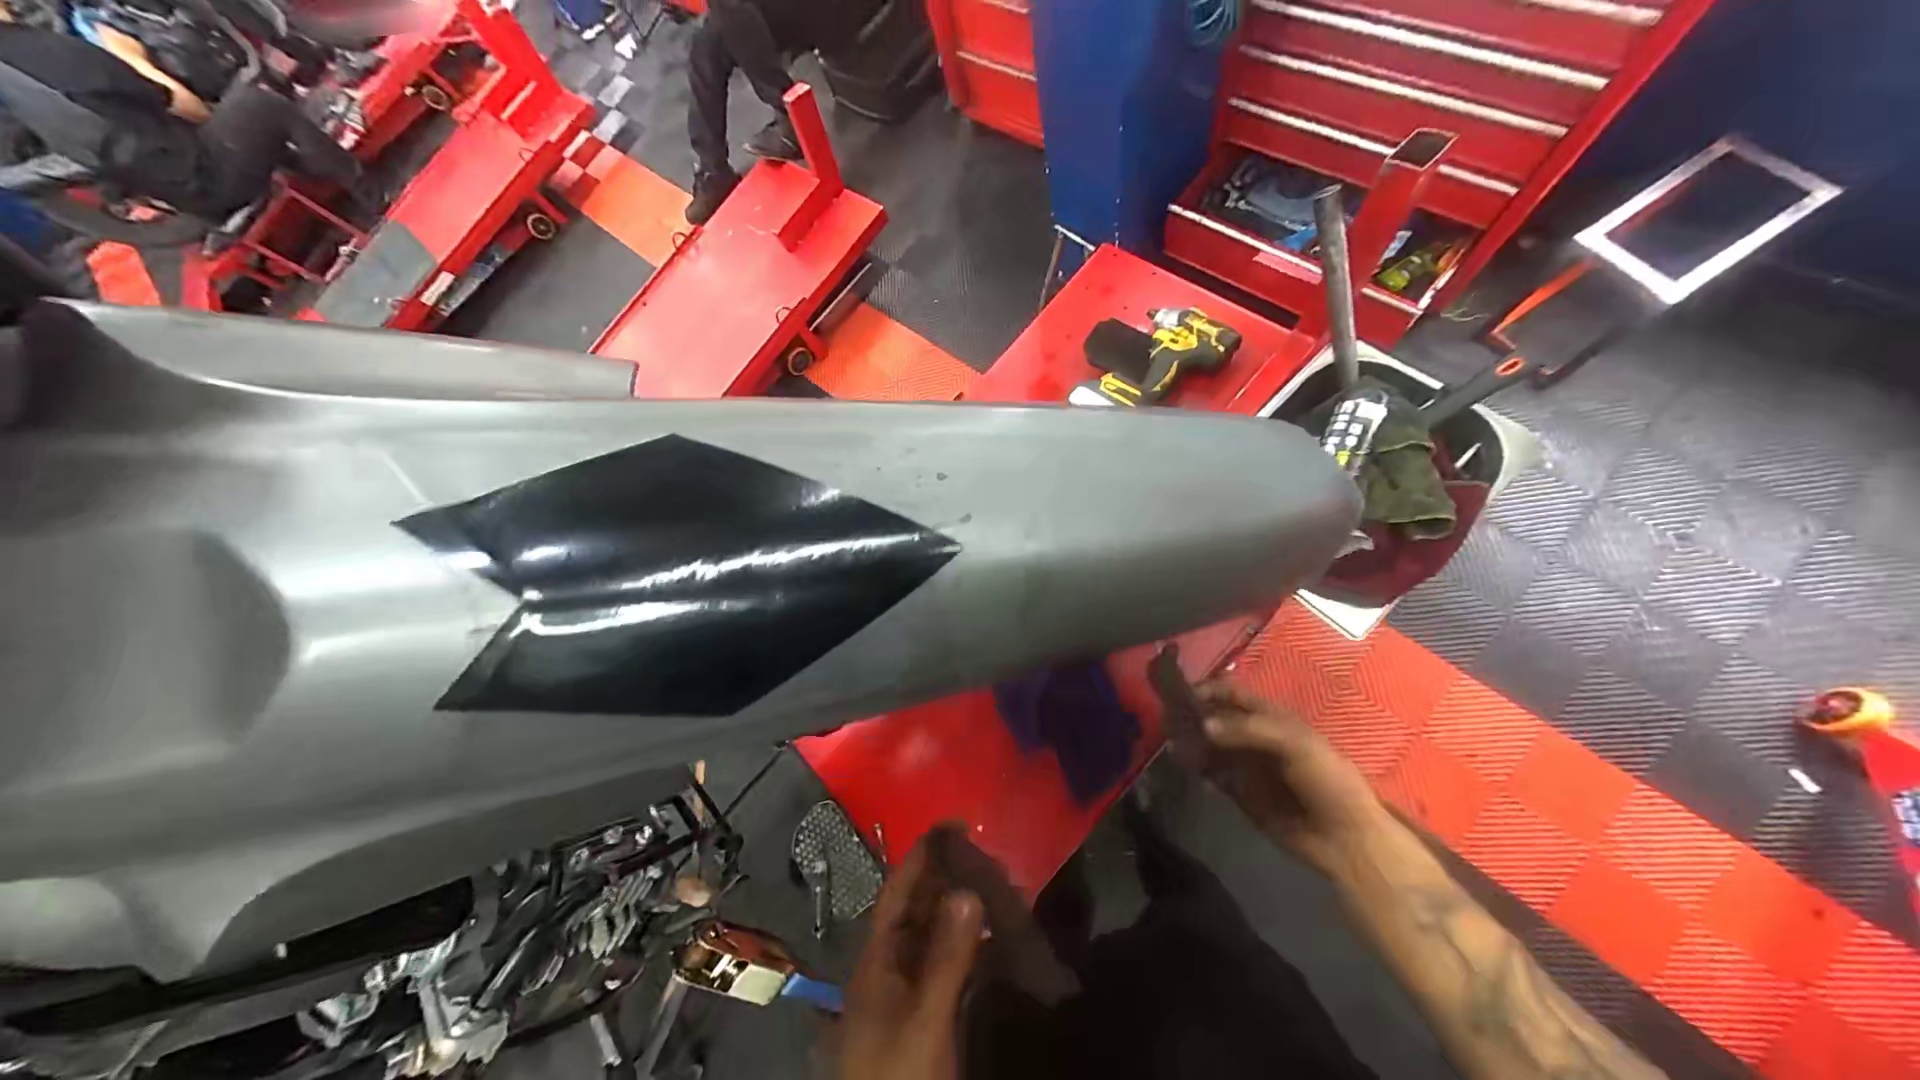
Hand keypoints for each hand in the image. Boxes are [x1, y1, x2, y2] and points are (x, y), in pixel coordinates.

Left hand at [838, 841, 984, 1079]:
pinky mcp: (927, 1013)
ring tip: (996, 884)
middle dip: (947, 877)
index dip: (923, 854)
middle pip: (917, 909)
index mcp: (877, 958)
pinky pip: (948, 964)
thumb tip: (968, 889)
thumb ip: (947, 955)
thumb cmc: (899, 1076)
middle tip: (987, 853)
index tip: (955, 823)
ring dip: (961, 908)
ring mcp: (908, 991)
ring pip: (934, 934)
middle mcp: (890, 965)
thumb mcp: (925, 1018)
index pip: (898, 890)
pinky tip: (995, 936)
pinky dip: (970, 945)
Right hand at [1192, 680, 1391, 877]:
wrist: (1345, 838)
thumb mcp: (1295, 744)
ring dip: (1192, 743)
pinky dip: (1199, 771)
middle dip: (1193, 716)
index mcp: (1271, 718)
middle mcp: (1254, 738)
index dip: (1209, 689)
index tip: (1182, 693)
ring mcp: (1246, 766)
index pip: (1233, 694)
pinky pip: (1212, 777)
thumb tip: (1203, 725)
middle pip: (1216, 719)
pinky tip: (1191, 770)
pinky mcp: (1240, 793)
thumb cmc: (1327, 780)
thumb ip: (1248, 730)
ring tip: (1174, 745)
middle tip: (1168, 719)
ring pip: (1210, 747)